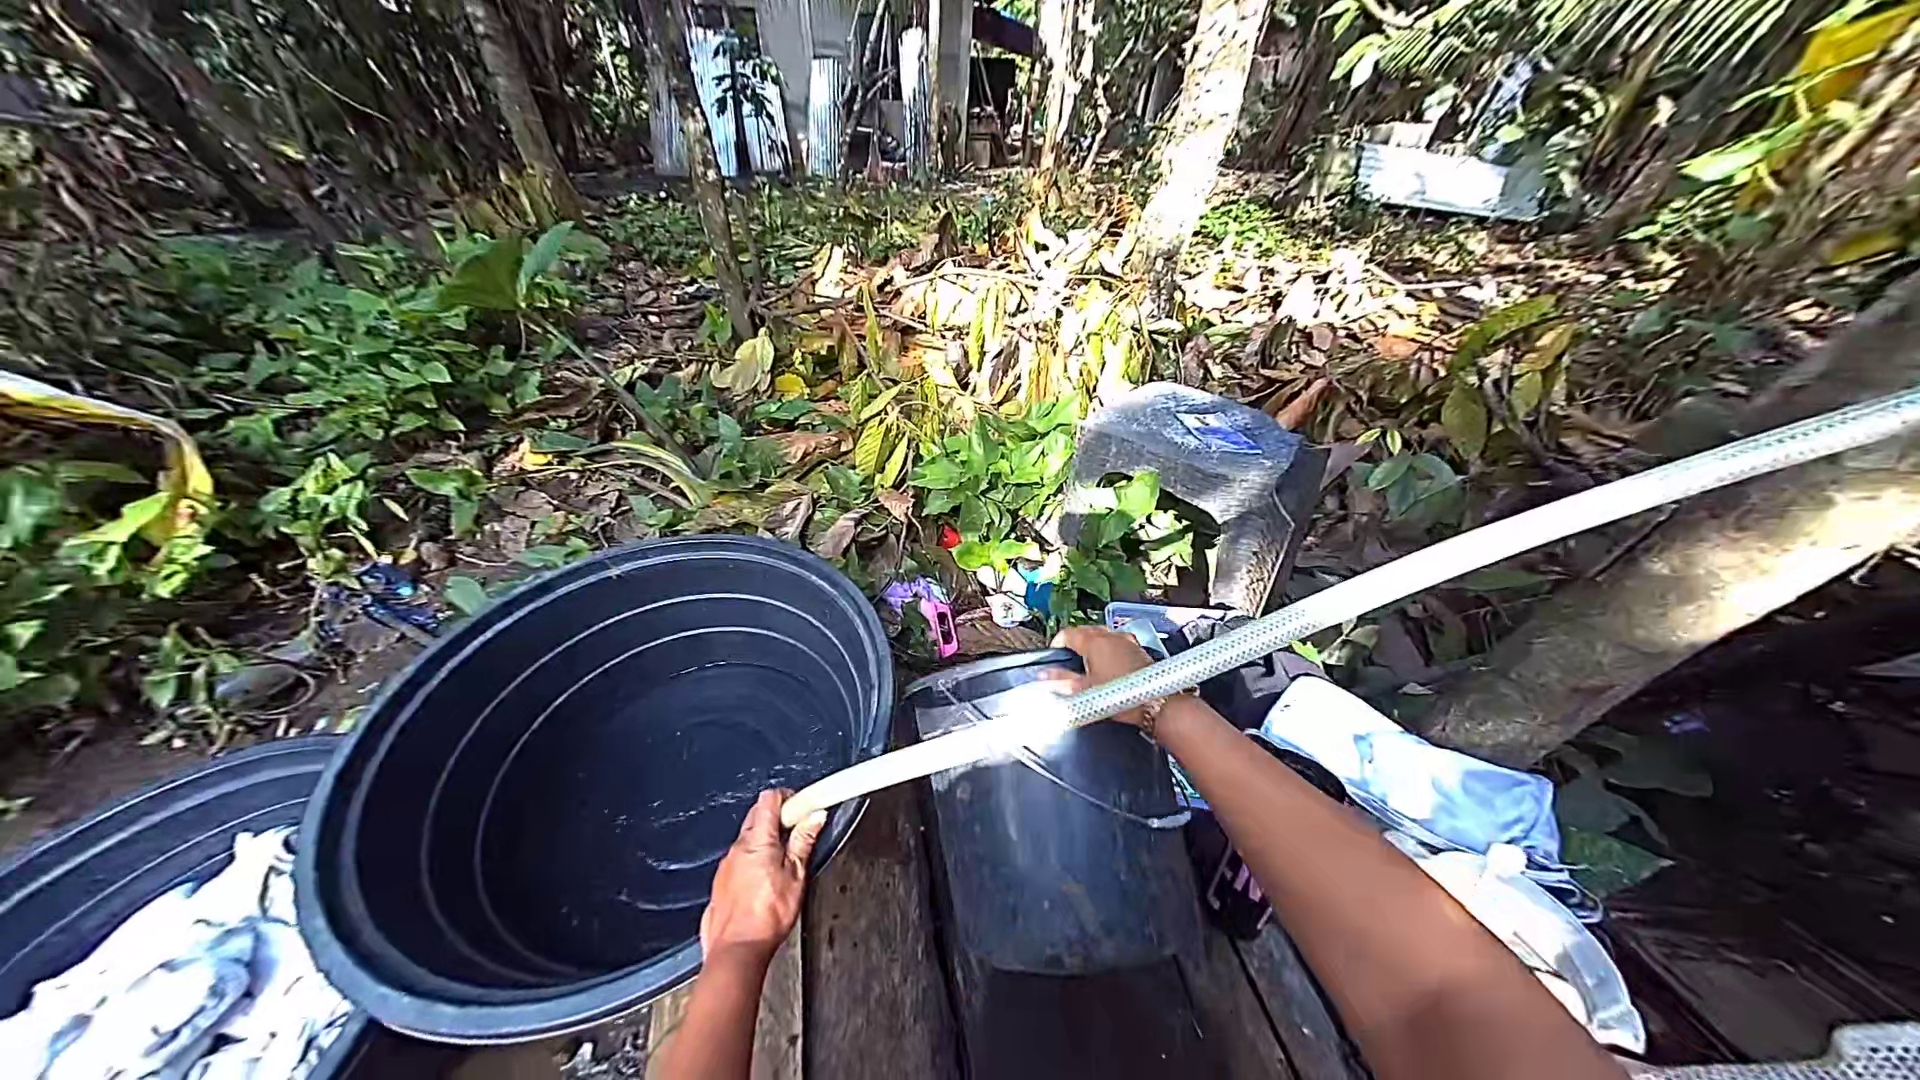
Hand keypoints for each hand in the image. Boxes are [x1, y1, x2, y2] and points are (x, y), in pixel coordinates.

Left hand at [701, 789, 825, 968]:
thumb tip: (815, 817)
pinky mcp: (720, 883)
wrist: (736, 952)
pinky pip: (737, 860)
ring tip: (782, 862)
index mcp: (757, 840)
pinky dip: (751, 861)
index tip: (801, 809)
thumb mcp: (796, 876)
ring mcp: (726, 865)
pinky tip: (763, 882)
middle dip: (777, 818)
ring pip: (746, 838)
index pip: (769, 799)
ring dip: (764, 840)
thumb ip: (804, 841)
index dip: (787, 798)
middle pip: (756, 814)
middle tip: (796, 834)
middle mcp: (737, 847)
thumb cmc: (766, 918)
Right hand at [1050, 625, 1154, 727]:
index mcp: (1094, 642)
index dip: (1057, 643)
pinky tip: (1108, 665)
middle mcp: (1111, 636)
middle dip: (1074, 642)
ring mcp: (1127, 641)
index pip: (1067, 633)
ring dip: (1092, 644)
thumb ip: (1062, 680)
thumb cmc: (1124, 695)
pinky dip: (1109, 649)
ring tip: (1087, 662)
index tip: (1053, 654)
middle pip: (1085, 631)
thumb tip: (1045, 675)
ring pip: (1103, 635)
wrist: (1157, 704)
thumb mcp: (1085, 690)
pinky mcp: (1139, 649)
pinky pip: (1117, 642)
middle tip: (1067, 659)